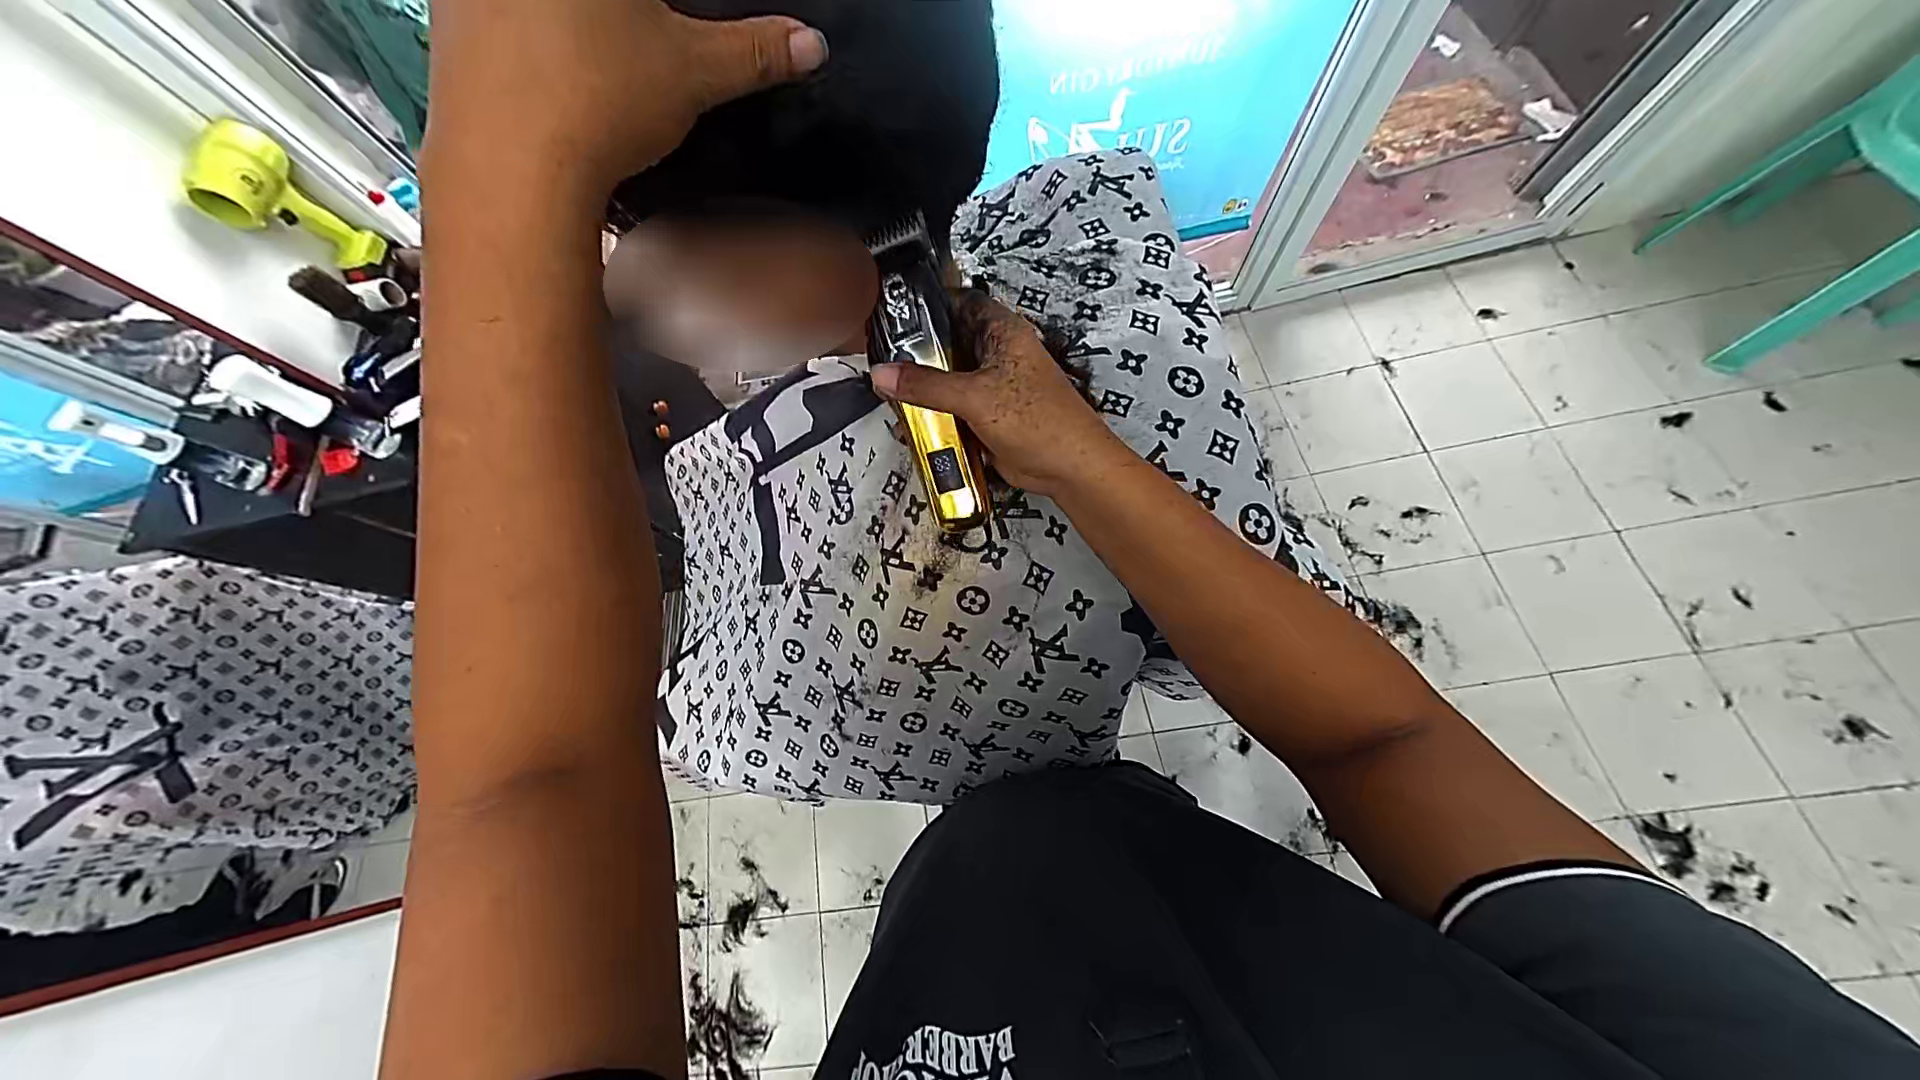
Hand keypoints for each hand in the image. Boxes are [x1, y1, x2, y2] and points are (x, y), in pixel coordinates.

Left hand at [425, 0, 827, 200]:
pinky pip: (503, 10)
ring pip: (548, 2)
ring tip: (602, 53)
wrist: (513, 164)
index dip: (671, 10)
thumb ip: (754, 51)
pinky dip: (532, 26)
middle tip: (643, 38)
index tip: (673, 33)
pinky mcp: (448, 13)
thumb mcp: (693, 71)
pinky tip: (555, 65)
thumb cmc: (603, 98)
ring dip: (577, 19)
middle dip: (631, 12)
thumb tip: (812, 43)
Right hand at [870, 292, 1133, 497]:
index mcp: (1003, 333)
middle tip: (889, 366)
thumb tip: (887, 374)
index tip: (896, 318)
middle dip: (920, 357)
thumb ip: (926, 386)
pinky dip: (937, 418)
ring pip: (949, 381)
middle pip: (948, 345)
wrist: (1068, 469)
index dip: (928, 306)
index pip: (959, 302)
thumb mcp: (974, 397)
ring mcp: (993, 387)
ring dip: (926, 393)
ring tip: (897, 399)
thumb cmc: (1045, 423)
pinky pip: (954, 411)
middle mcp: (998, 355)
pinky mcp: (989, 416)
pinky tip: (917, 426)